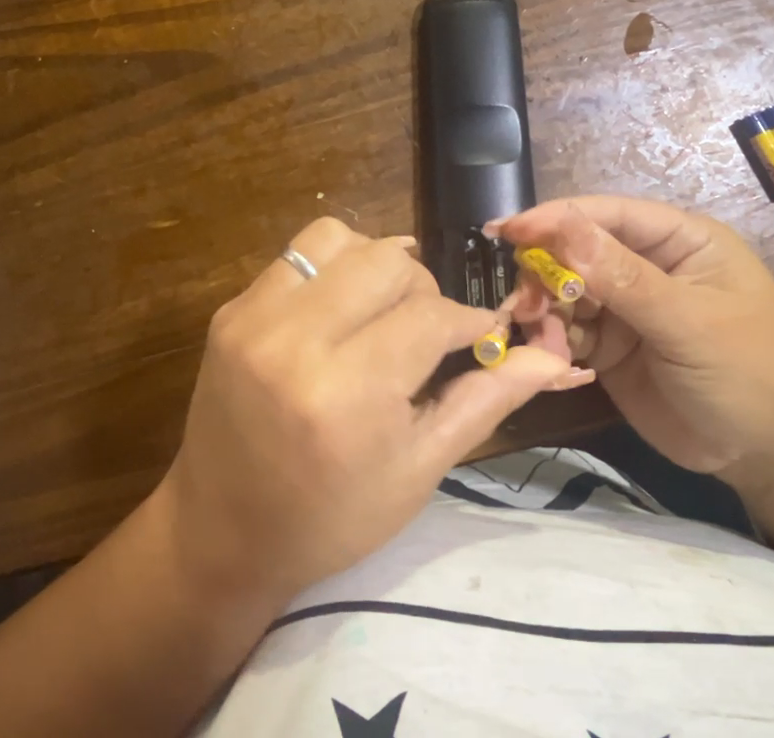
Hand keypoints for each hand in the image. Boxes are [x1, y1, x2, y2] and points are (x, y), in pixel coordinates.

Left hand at [160, 217, 589, 602]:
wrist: (221, 533)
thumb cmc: (330, 519)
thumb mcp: (418, 471)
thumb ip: (484, 401)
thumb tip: (553, 358)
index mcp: (348, 393)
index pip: (431, 316)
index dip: (470, 321)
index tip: (483, 335)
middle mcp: (294, 341)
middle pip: (387, 263)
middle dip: (424, 290)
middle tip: (427, 332)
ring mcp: (252, 319)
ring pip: (338, 240)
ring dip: (375, 267)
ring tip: (382, 313)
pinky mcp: (228, 312)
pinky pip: (294, 257)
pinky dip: (330, 272)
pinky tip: (338, 316)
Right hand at [491, 197, 773, 478]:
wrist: (770, 458)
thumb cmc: (749, 375)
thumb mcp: (688, 323)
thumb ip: (623, 278)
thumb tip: (561, 230)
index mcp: (680, 242)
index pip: (608, 215)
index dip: (556, 220)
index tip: (506, 232)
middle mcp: (649, 266)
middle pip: (576, 251)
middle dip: (544, 272)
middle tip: (521, 304)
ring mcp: (627, 308)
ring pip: (565, 290)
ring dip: (544, 308)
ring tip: (533, 333)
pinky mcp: (610, 346)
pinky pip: (567, 329)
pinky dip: (551, 338)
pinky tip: (549, 355)